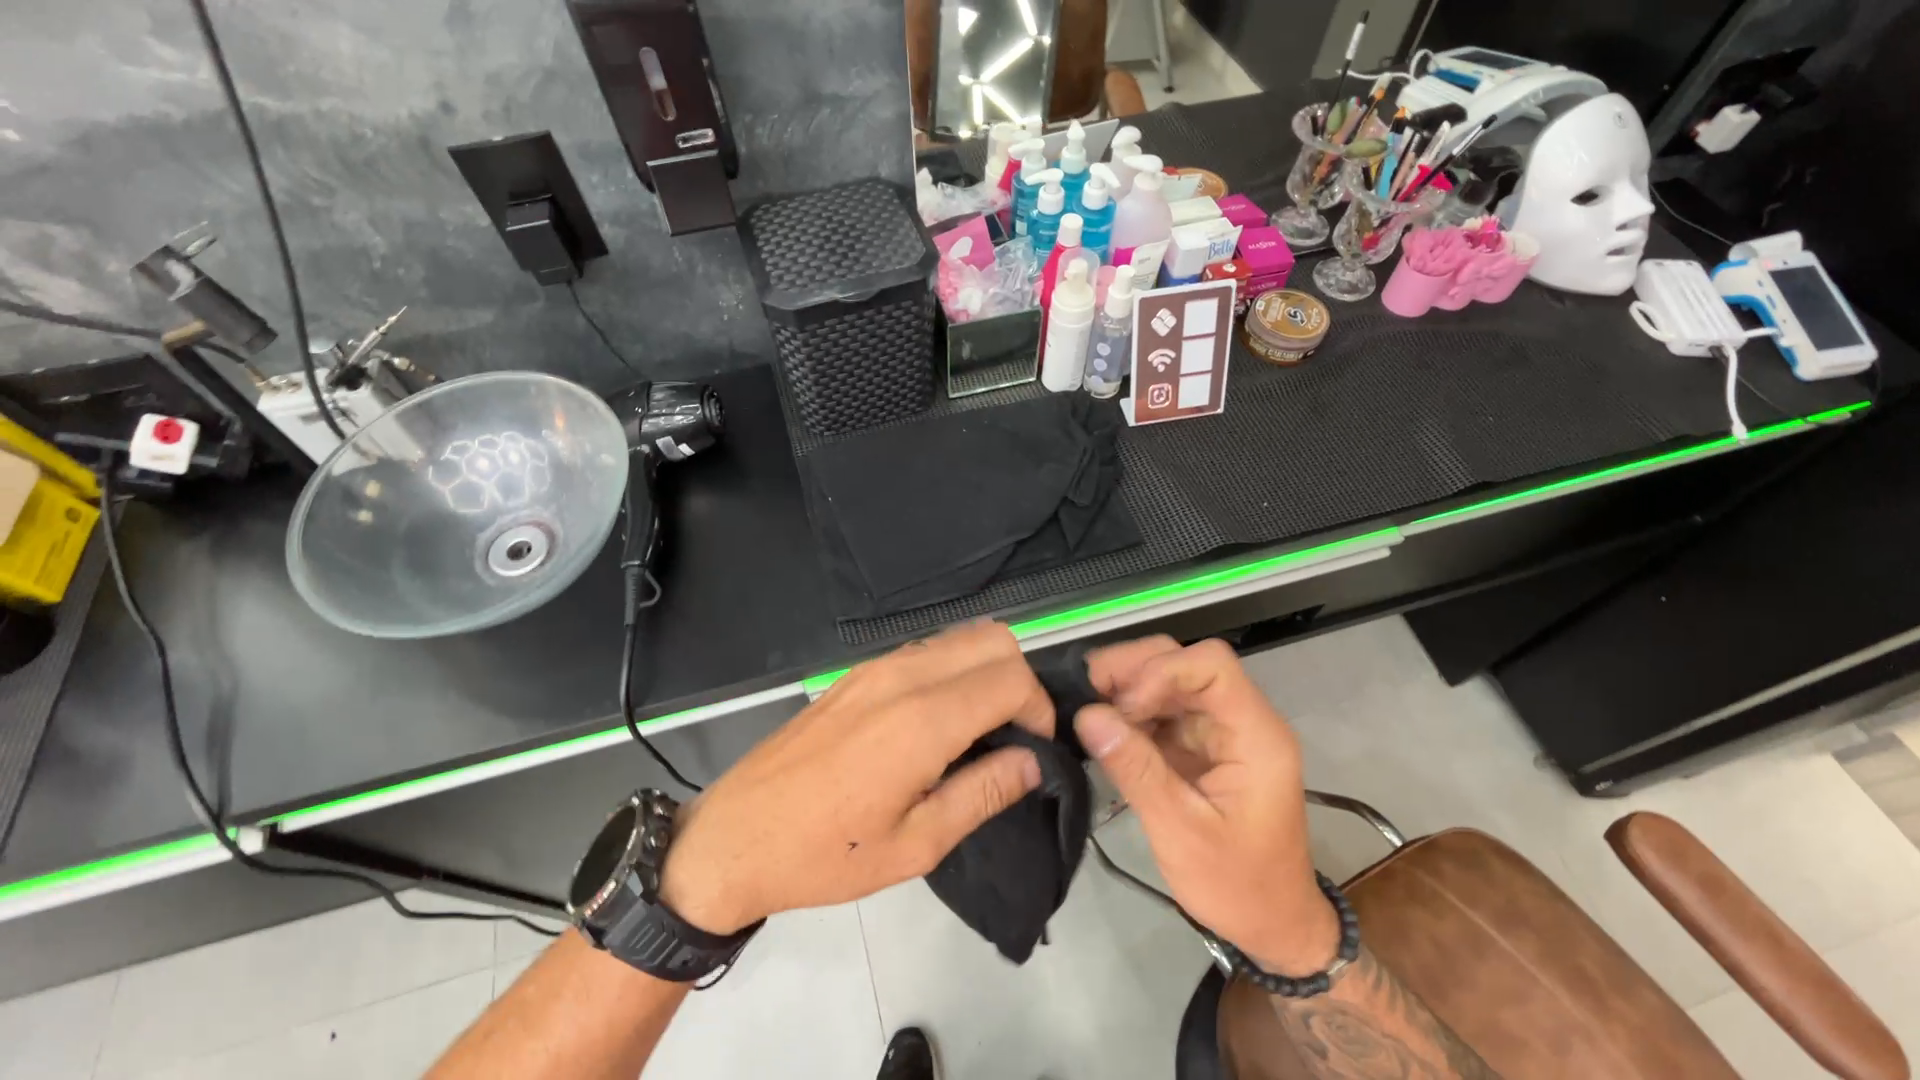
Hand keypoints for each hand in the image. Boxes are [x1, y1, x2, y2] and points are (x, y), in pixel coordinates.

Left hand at [659, 622, 1053, 934]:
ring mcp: (874, 669)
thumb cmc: (826, 855)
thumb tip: (1032, 762)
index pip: (1012, 677)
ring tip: (978, 732)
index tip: (1034, 751)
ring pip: (959, 637)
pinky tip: (936, 724)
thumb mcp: (916, 844)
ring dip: (985, 672)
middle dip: (1019, 680)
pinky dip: (951, 671)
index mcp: (922, 719)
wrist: (734, 839)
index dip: (1039, 709)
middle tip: (1012, 736)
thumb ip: (983, 794)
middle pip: (993, 638)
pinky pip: (924, 651)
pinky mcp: (854, 675)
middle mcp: (902, 676)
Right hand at [1076, 637, 1338, 975]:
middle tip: (1087, 696)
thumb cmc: (1237, 885)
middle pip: (1187, 663)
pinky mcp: (1201, 748)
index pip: (1211, 665)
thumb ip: (1135, 769)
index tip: (1122, 707)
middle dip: (1134, 671)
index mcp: (1256, 736)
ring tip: (1088, 713)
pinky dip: (1131, 715)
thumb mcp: (1181, 831)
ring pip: (1171, 682)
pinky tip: (1103, 731)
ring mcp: (1220, 733)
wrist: (1272, 926)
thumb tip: (1087, 716)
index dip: (1160, 672)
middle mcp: (1242, 722)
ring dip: (1127, 690)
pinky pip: (1164, 712)